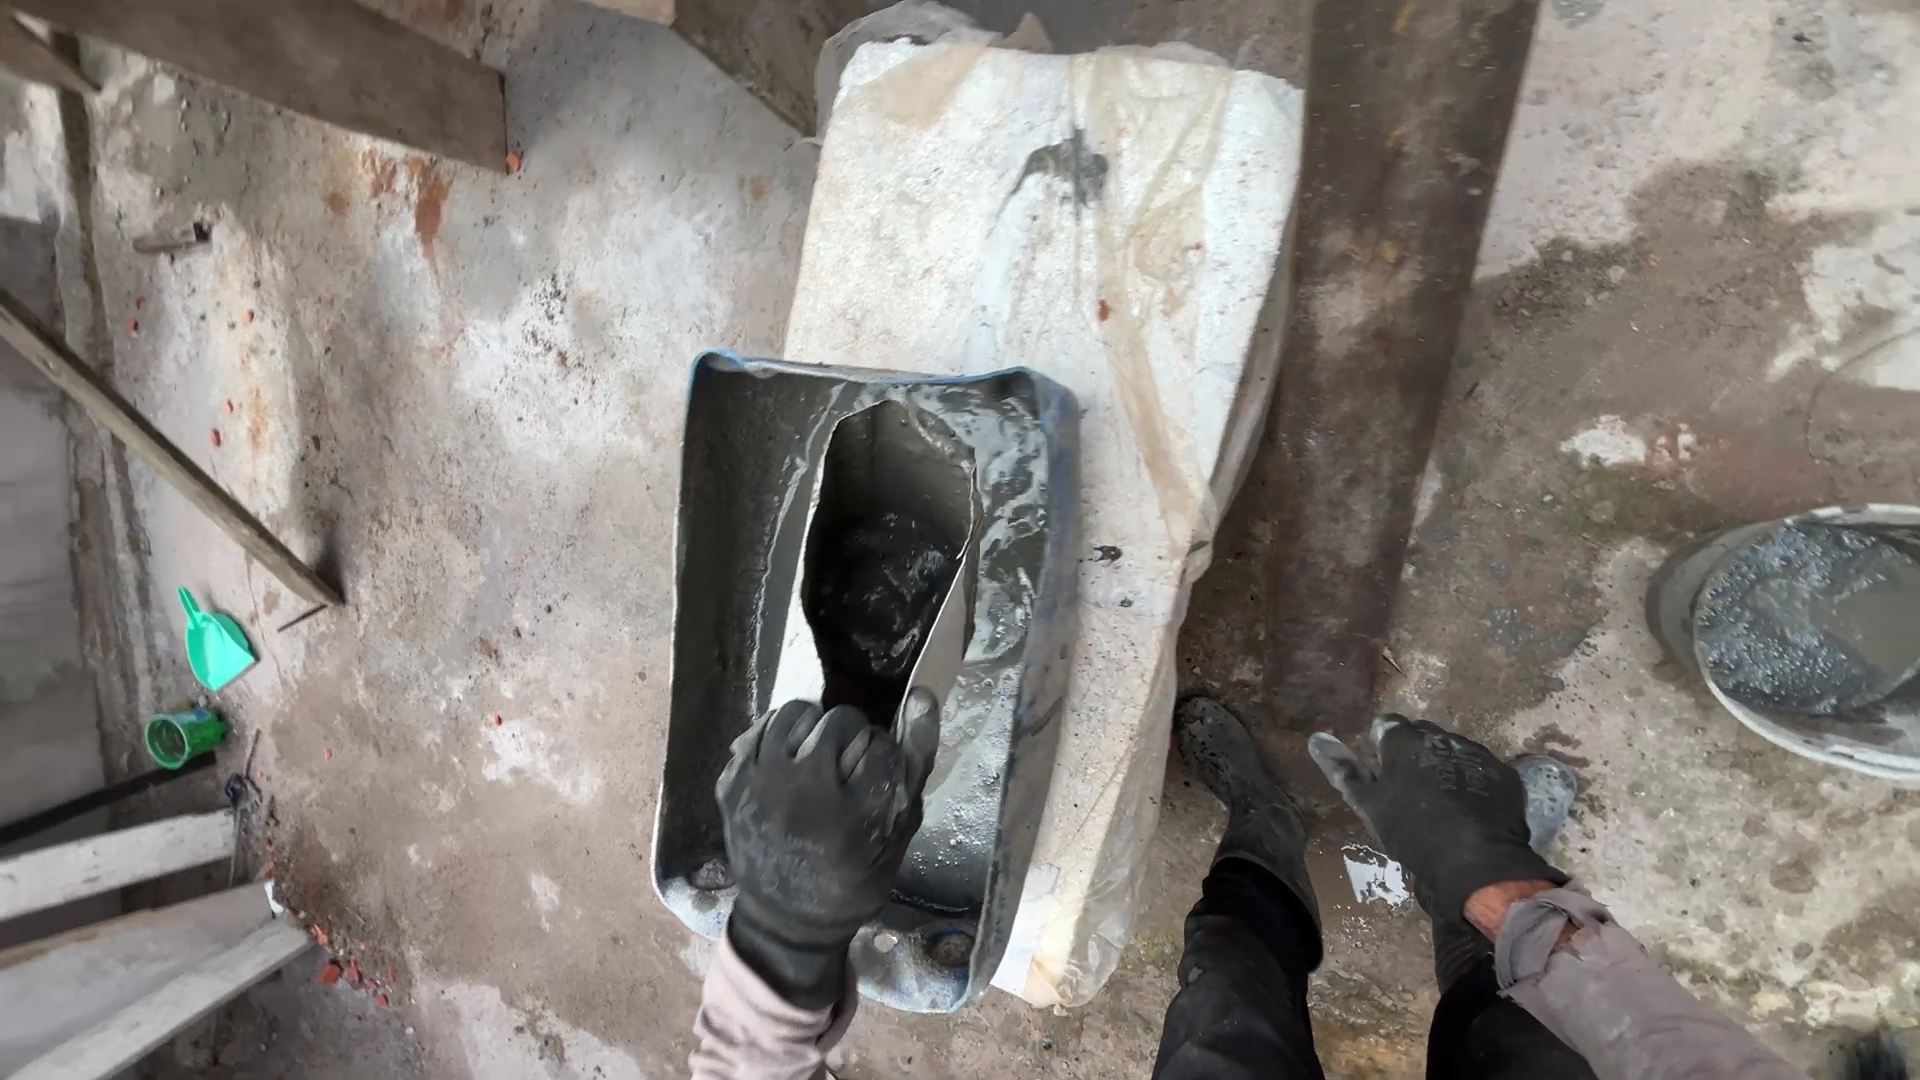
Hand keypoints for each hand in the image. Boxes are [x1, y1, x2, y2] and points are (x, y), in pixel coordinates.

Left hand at [716, 691, 940, 1007]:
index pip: (882, 744)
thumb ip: (915, 761)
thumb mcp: (899, 830)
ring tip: (816, 755)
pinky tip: (787, 758)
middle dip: (853, 738)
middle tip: (847, 766)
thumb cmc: (855, 877)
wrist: (787, 922)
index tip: (879, 777)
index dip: (887, 754)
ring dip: (814, 728)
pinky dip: (778, 735)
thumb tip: (921, 697)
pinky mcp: (732, 784)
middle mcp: (802, 795)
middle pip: (841, 721)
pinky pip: (760, 727)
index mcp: (852, 815)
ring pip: (797, 712)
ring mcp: (760, 787)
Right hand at [1308, 715, 1565, 923]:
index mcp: (1402, 740)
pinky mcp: (1504, 774)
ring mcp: (1475, 754)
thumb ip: (1342, 767)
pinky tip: (1469, 805)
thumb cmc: (1410, 830)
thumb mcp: (1366, 803)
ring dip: (1443, 762)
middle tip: (1410, 783)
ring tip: (1442, 796)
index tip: (1382, 767)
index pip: (1386, 724)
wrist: (1477, 863)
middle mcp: (1439, 737)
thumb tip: (1315, 737)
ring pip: (1451, 748)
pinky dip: (1471, 779)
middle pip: (1420, 734)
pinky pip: (1479, 768)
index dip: (1381, 744)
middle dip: (1413, 750)